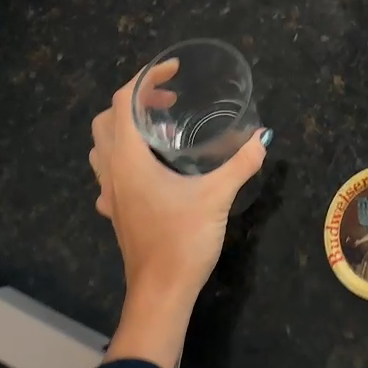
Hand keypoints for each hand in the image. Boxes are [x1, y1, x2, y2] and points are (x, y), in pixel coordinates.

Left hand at [88, 63, 267, 367]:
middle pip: (108, 119)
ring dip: (128, 126)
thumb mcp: (217, 197)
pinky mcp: (118, 210)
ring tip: (164, 127)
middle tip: (171, 101)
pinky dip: (129, 154)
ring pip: (105, 145)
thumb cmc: (181, 241)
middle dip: (136, 100)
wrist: (160, 295)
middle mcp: (113, 171)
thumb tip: (262, 138)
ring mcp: (112, 193)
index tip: (174, 72)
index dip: (145, 78)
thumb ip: (240, 163)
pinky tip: (157, 167)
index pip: (123, 101)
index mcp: (129, 159)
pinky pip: (112, 170)